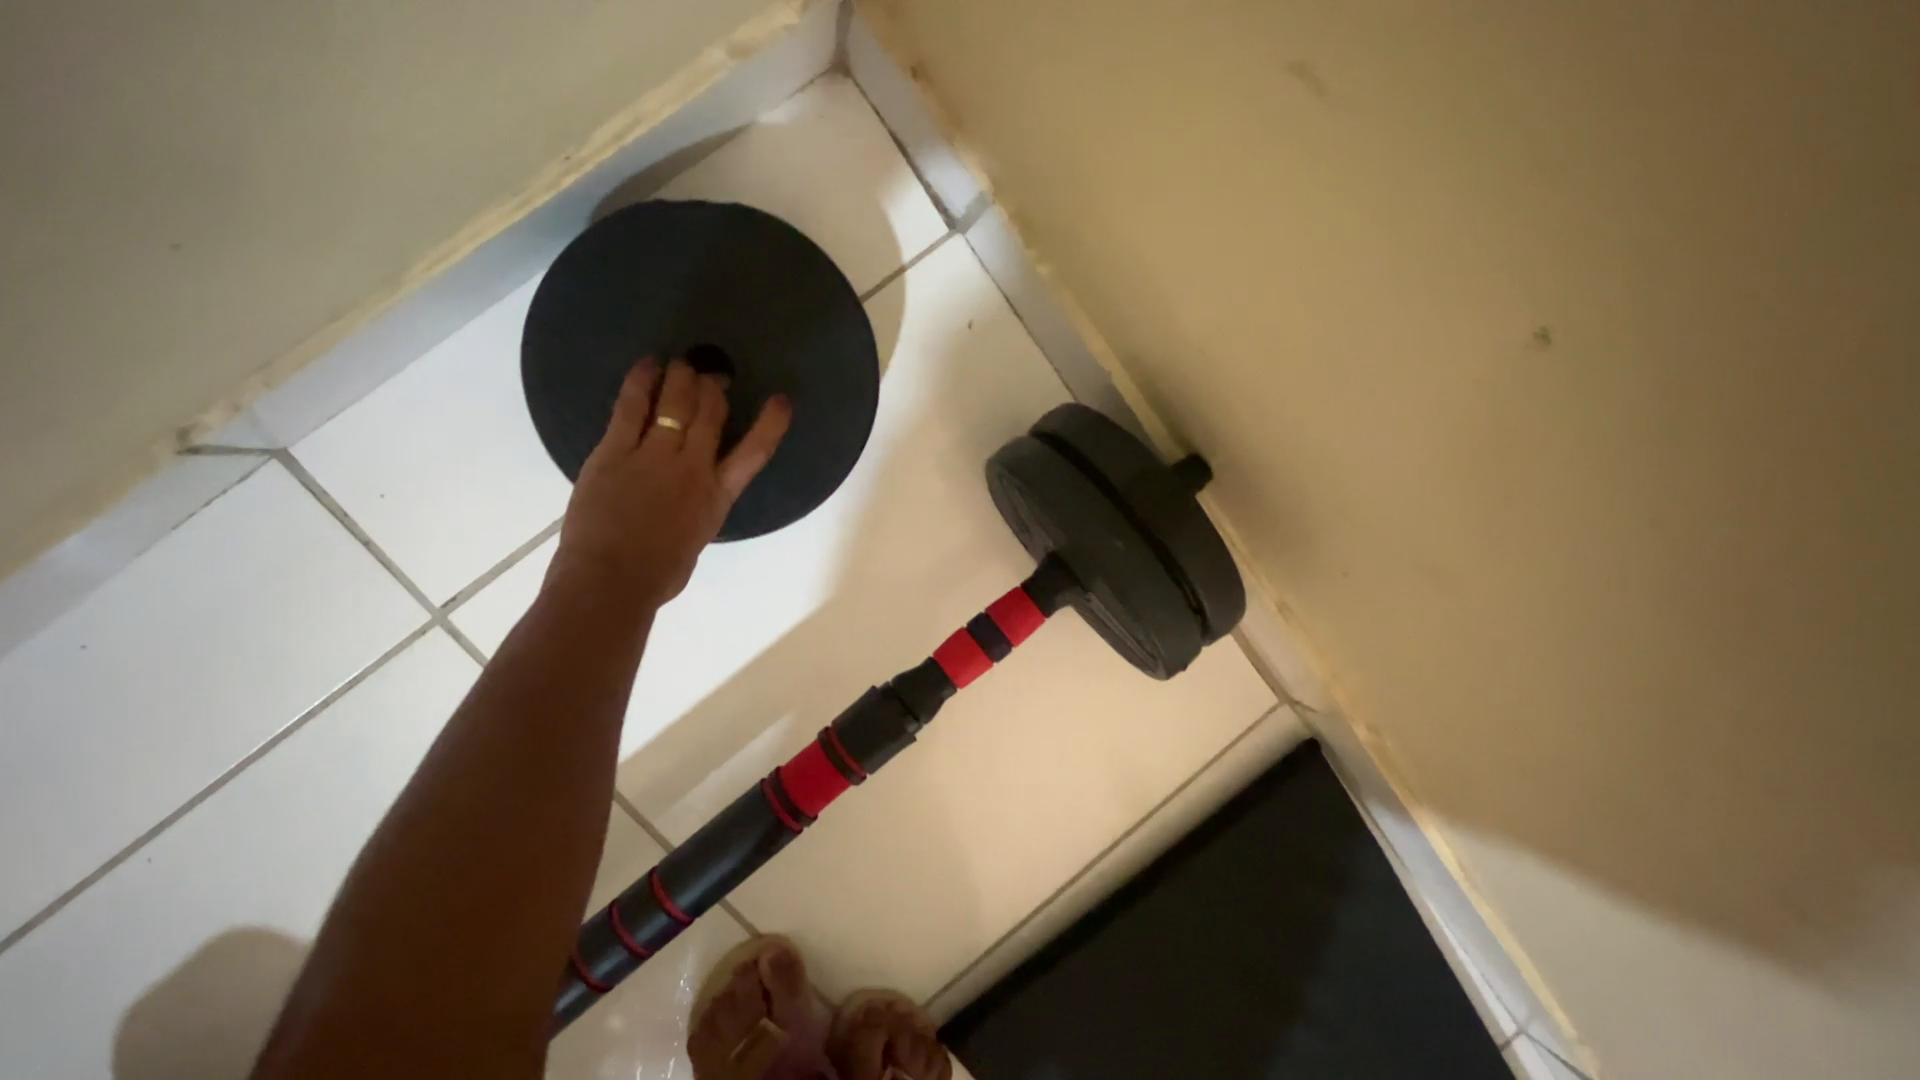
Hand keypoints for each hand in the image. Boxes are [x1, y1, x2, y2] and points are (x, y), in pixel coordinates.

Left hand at [547, 357, 790, 613]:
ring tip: (683, 362)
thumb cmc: (657, 575)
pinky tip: (648, 365)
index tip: (781, 400)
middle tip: (712, 371)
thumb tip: (685, 502)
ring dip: (681, 378)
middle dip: (713, 388)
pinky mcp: (615, 451)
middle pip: (709, 414)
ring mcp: (653, 455)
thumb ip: (694, 511)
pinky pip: (631, 407)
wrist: (613, 579)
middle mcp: (692, 467)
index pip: (754, 452)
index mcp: (717, 496)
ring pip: (675, 404)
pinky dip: (641, 382)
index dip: (770, 423)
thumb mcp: (693, 540)